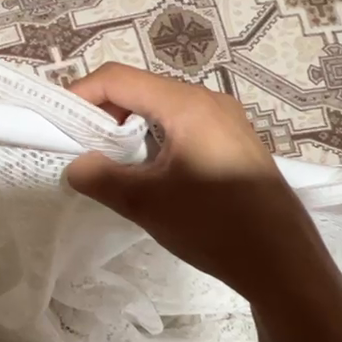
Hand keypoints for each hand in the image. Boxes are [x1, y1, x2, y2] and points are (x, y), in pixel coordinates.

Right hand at [64, 64, 308, 295]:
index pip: (118, 79)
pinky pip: (182, 126)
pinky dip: (154, 139)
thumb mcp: (146, 203)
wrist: (283, 262)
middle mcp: (208, 101)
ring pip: (161, 109)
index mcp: (186, 105)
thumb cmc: (213, 225)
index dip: (81, 95)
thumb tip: (75, 166)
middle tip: (80, 147)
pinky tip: (147, 173)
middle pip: (140, 89)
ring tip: (110, 164)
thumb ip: (101, 178)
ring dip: (128, 129)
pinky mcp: (233, 143)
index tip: (58, 124)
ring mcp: (225, 121)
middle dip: (103, 113)